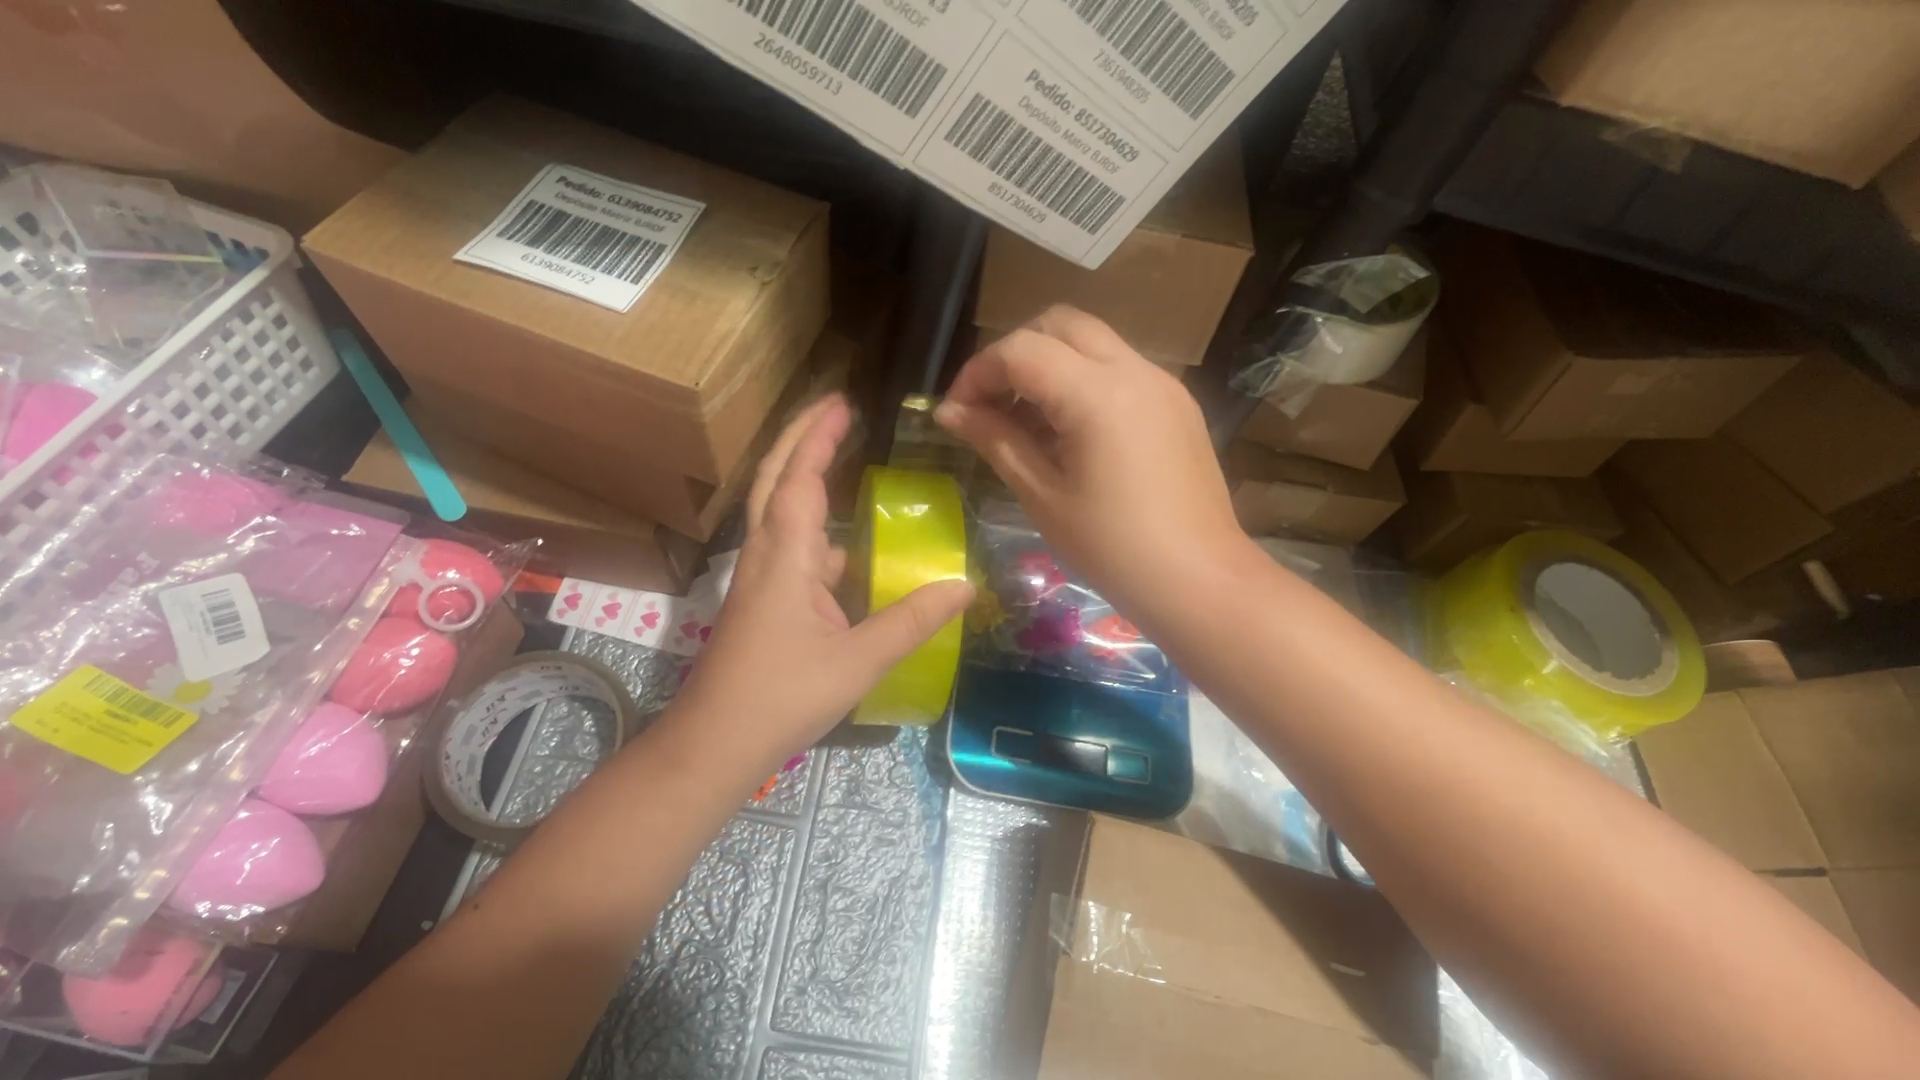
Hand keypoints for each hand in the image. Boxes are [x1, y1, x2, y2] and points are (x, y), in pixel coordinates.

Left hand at [674, 395, 973, 765]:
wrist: (715, 743)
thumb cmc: (782, 697)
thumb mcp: (857, 661)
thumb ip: (911, 621)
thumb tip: (965, 586)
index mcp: (785, 557)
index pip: (801, 478)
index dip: (820, 436)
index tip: (844, 402)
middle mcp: (766, 555)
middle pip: (776, 480)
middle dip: (802, 439)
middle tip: (836, 410)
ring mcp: (760, 579)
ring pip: (779, 513)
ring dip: (805, 479)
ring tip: (846, 462)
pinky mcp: (763, 602)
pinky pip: (790, 549)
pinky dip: (816, 530)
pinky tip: (849, 550)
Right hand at [935, 306, 1246, 611]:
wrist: (1201, 582)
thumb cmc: (1113, 549)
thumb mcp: (1043, 496)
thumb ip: (996, 440)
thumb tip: (951, 411)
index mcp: (1098, 394)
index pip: (1021, 350)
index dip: (977, 373)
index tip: (956, 412)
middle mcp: (1135, 371)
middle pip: (1060, 324)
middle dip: (1014, 353)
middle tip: (989, 403)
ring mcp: (1163, 384)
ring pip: (1093, 342)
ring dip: (1050, 364)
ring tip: (1025, 422)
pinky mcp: (1178, 405)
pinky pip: (1120, 370)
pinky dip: (1083, 381)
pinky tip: (1068, 433)